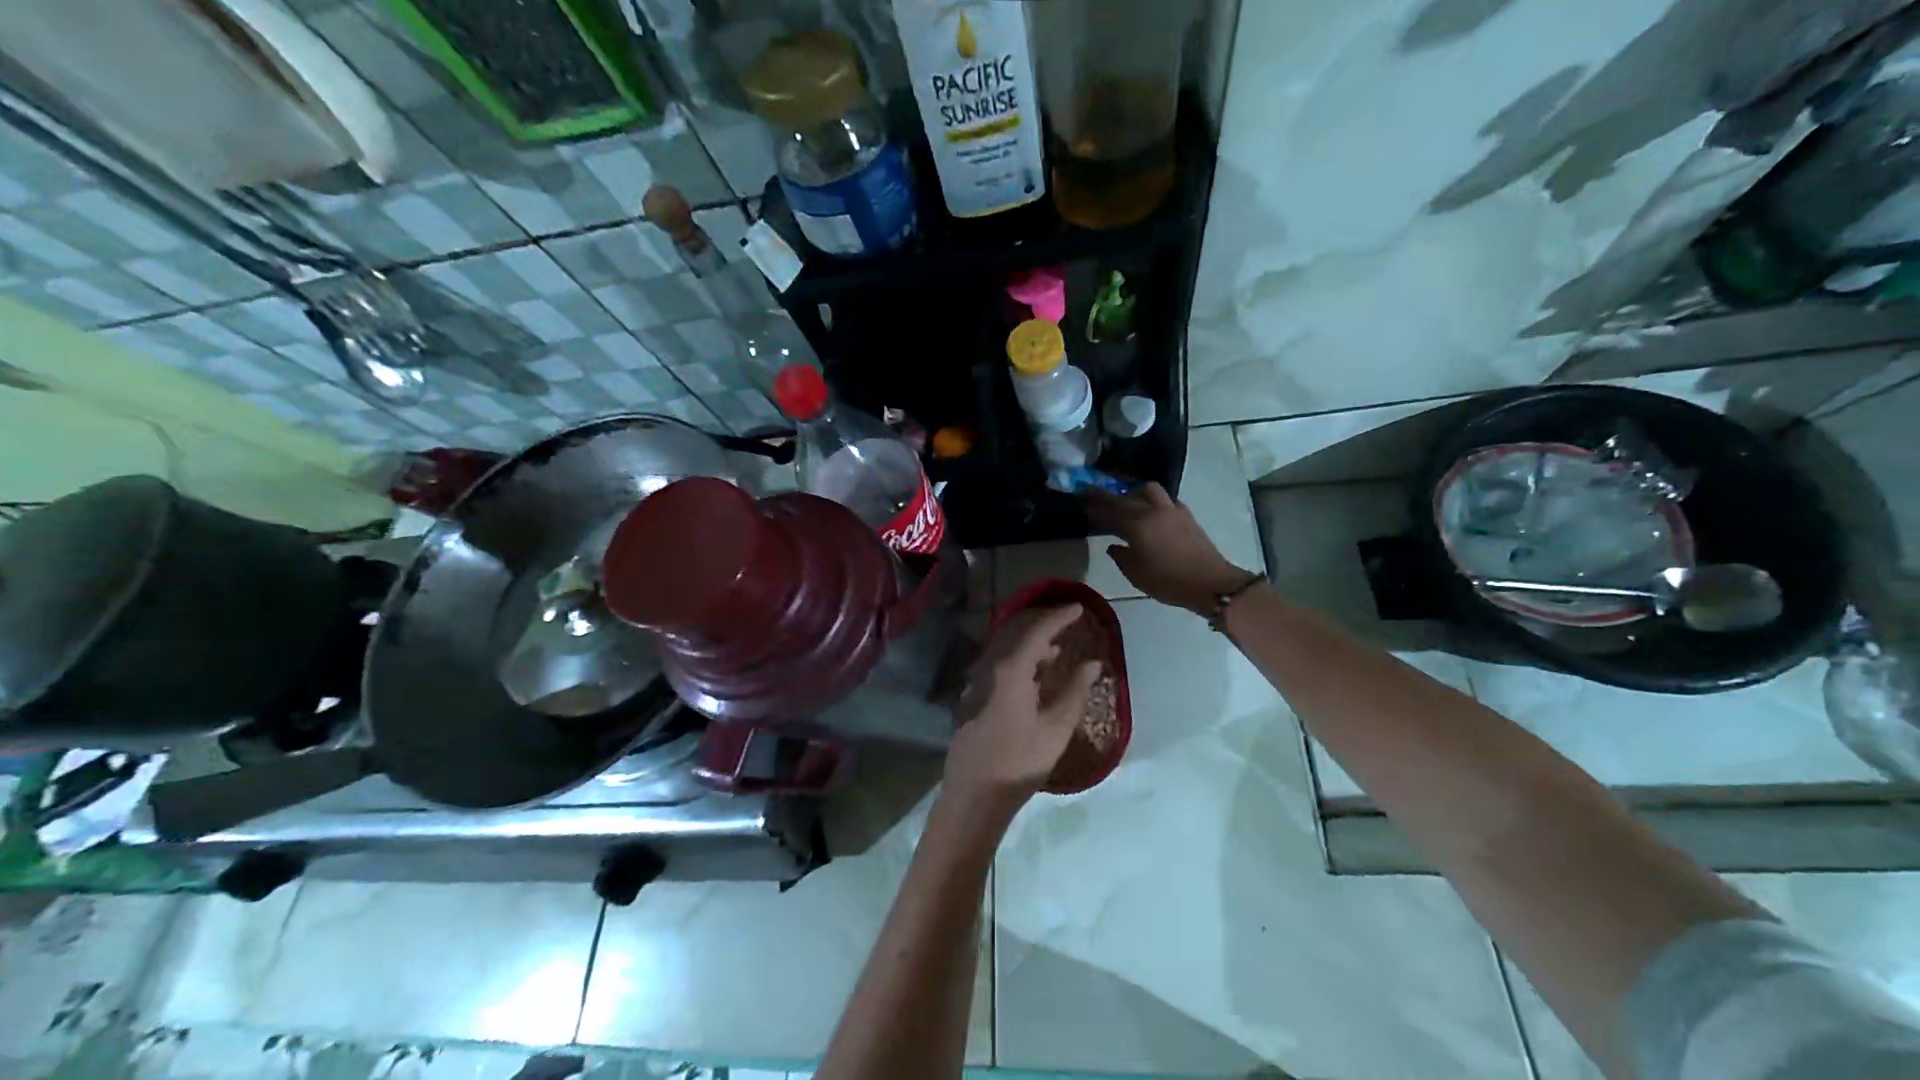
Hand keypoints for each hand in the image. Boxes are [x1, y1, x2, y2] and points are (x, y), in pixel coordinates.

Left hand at [945, 605, 1100, 808]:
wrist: (975, 793)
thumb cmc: (1020, 760)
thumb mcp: (1057, 727)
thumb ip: (1075, 691)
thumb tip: (1092, 663)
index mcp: (1011, 670)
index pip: (1036, 631)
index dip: (1058, 617)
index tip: (1078, 608)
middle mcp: (990, 668)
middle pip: (1016, 633)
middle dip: (1042, 624)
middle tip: (1067, 623)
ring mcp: (978, 682)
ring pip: (1005, 650)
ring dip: (1030, 644)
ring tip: (1057, 650)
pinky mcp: (974, 698)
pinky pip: (998, 665)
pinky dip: (1019, 660)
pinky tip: (1034, 676)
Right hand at [1087, 482, 1253, 614]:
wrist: (1210, 583)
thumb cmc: (1168, 581)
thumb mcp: (1136, 574)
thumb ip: (1121, 556)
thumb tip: (1114, 545)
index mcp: (1138, 524)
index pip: (1110, 508)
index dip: (1095, 505)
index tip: (1082, 500)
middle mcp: (1154, 510)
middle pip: (1127, 496)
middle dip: (1110, 496)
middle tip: (1098, 499)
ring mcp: (1172, 510)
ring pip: (1149, 490)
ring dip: (1135, 492)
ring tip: (1128, 503)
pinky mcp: (1186, 515)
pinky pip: (1165, 499)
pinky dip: (1153, 501)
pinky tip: (1151, 513)